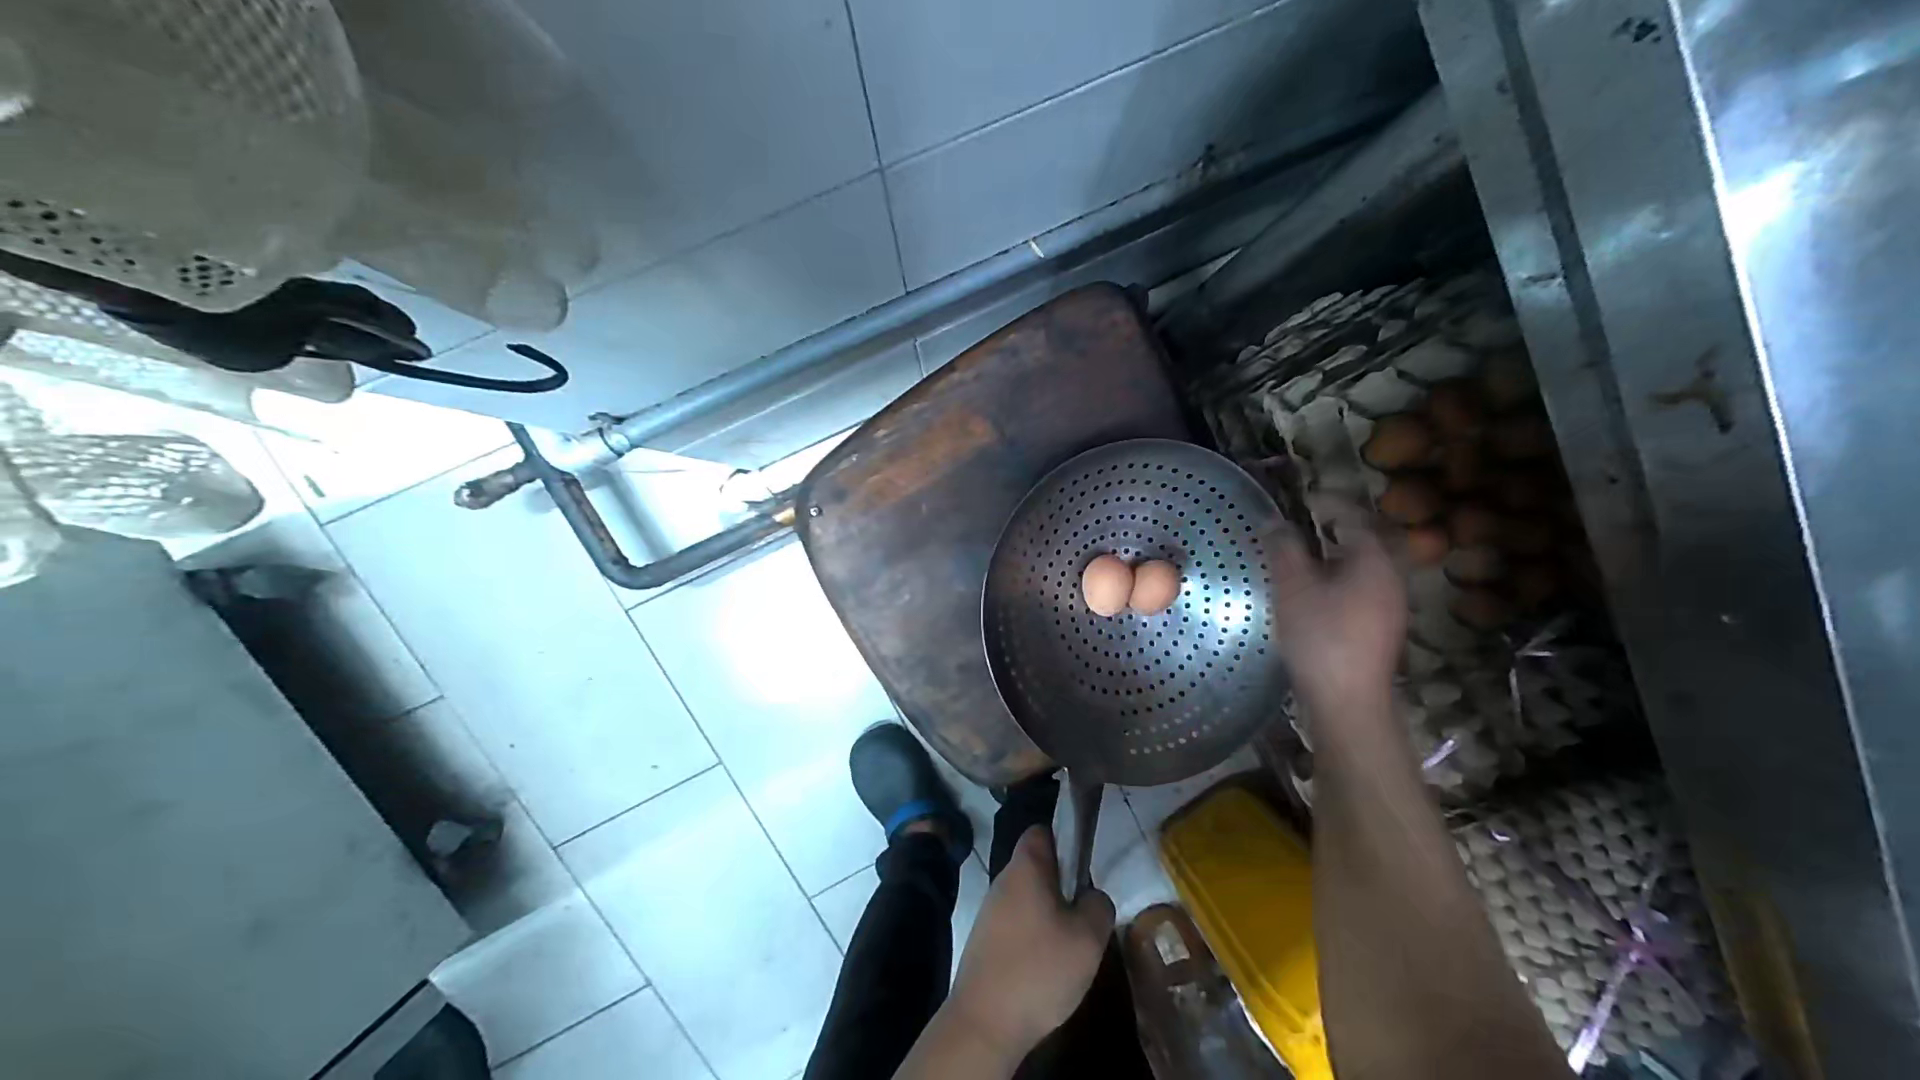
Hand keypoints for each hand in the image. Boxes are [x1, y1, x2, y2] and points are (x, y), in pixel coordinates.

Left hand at [946, 827, 1113, 1060]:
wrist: (985, 1022)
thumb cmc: (1039, 969)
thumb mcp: (1088, 938)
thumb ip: (1098, 905)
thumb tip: (1091, 896)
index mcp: (1025, 868)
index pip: (1041, 831)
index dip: (1065, 840)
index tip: (1085, 867)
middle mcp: (1002, 881)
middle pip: (1036, 867)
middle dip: (1063, 884)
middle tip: (1086, 913)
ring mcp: (990, 912)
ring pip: (1028, 898)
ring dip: (1050, 914)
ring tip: (1071, 945)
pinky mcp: (985, 940)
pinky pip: (1016, 924)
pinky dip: (1034, 937)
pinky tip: (1048, 967)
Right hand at [1271, 498, 1406, 710]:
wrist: (1347, 699)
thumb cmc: (1321, 636)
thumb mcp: (1293, 587)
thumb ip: (1284, 549)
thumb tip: (1274, 520)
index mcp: (1375, 561)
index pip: (1355, 518)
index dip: (1329, 504)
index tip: (1304, 499)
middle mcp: (1391, 579)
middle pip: (1365, 542)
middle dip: (1335, 530)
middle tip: (1304, 525)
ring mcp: (1390, 606)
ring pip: (1364, 568)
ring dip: (1336, 557)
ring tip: (1303, 558)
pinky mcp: (1380, 628)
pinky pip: (1362, 589)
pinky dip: (1339, 579)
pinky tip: (1315, 594)